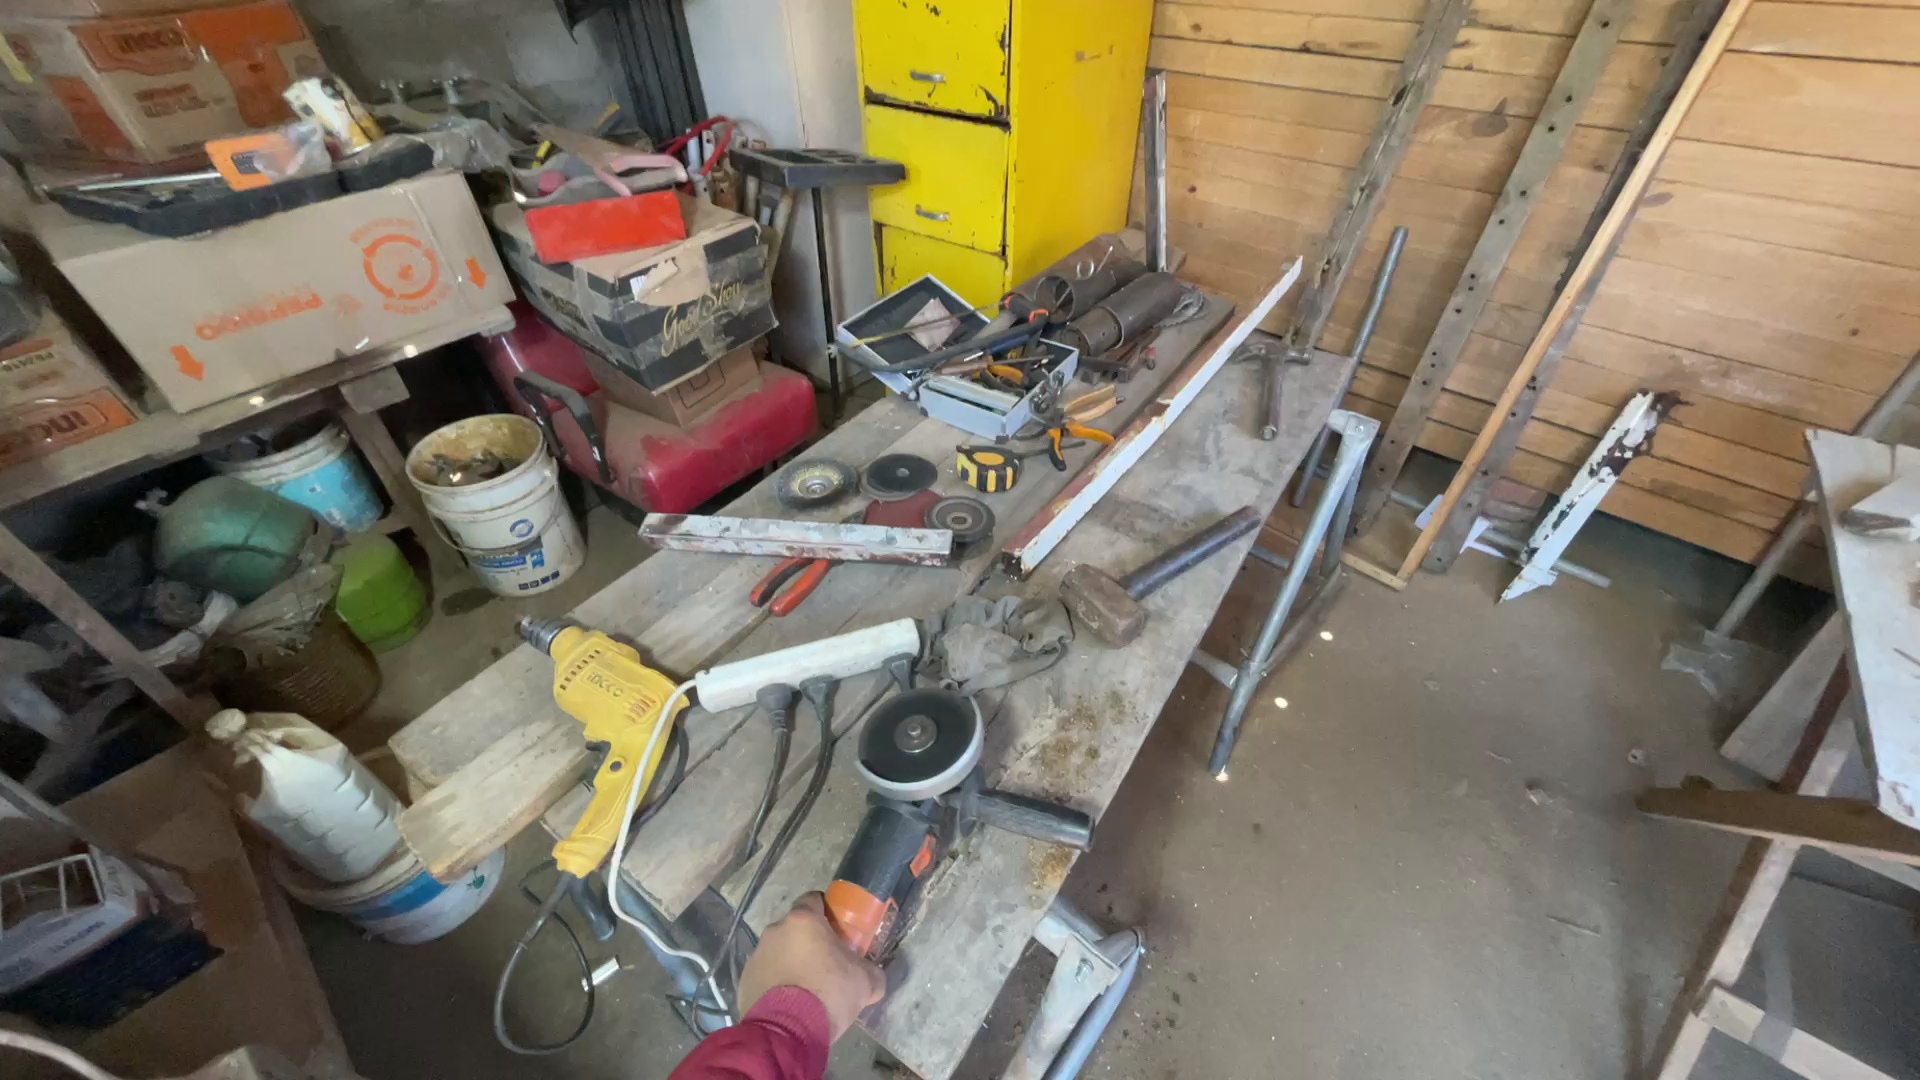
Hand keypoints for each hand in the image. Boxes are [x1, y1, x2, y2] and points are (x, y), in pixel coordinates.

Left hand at [737, 892, 884, 1038]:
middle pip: (795, 927)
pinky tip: (787, 1004)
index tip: (836, 929)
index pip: (813, 899)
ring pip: (778, 951)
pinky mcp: (744, 981)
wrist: (786, 1034)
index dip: (826, 911)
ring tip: (804, 989)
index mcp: (803, 920)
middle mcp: (775, 930)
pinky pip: (765, 975)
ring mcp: (756, 956)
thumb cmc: (828, 994)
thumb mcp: (865, 982)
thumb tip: (874, 976)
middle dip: (807, 941)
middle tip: (824, 963)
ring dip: (790, 962)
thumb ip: (872, 972)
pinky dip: (775, 983)